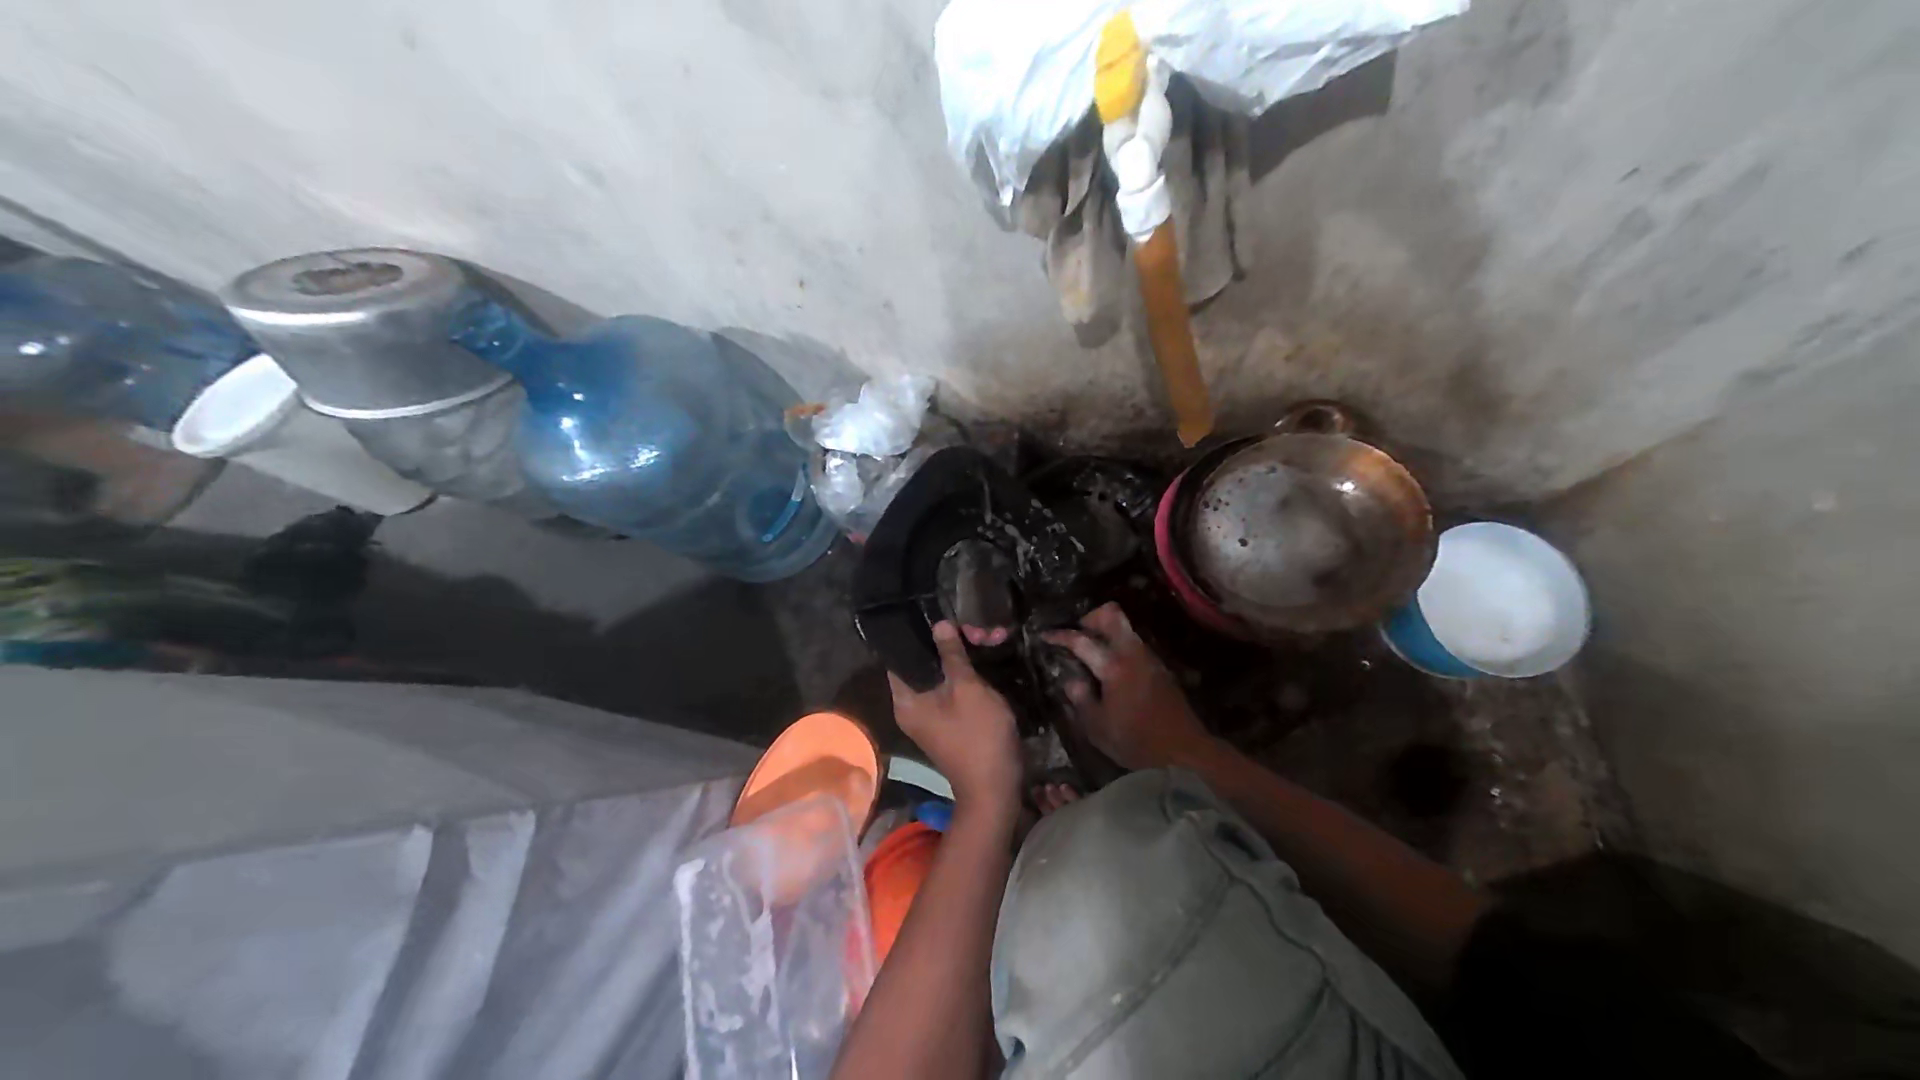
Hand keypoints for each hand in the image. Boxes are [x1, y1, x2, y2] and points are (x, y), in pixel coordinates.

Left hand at [889, 621, 1022, 816]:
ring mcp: (935, 715)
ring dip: (968, 655)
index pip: (901, 656)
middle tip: (982, 631)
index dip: (919, 634)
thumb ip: (951, 654)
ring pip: (946, 673)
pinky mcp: (953, 720)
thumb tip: (939, 624)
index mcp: (906, 699)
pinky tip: (992, 656)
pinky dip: (972, 674)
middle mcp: (914, 706)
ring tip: (995, 637)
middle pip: (927, 662)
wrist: (996, 787)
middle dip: (955, 642)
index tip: (939, 616)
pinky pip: (957, 688)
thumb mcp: (967, 688)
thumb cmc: (977, 735)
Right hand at [1044, 603, 1220, 769]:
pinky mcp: (1161, 670)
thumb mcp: (1096, 727)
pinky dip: (1120, 648)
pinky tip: (1112, 671)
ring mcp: (1150, 659)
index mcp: (1114, 667)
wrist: (1184, 753)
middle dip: (1091, 618)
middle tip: (1077, 635)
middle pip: (1112, 615)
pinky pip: (1135, 646)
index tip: (1045, 635)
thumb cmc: (1135, 742)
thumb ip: (1080, 699)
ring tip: (1092, 654)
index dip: (1060, 636)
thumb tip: (1071, 681)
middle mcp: (1133, 654)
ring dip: (1107, 633)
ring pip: (1126, 629)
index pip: (1082, 640)